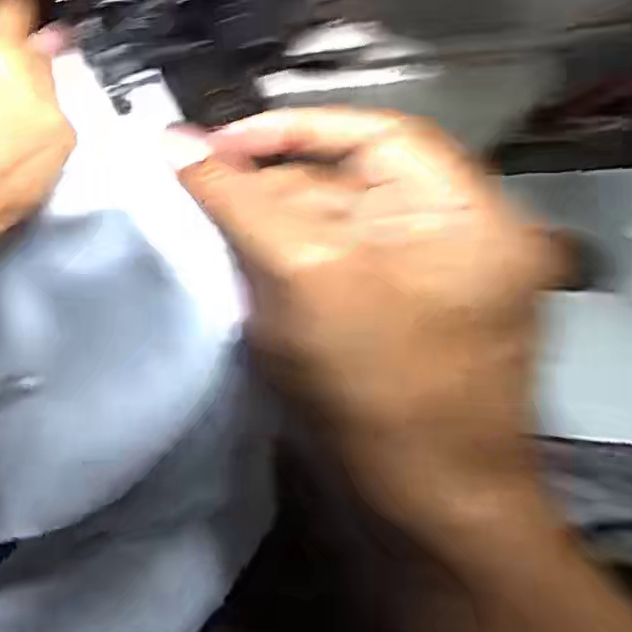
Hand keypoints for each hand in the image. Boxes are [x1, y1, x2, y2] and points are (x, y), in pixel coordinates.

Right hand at [172, 108, 562, 543]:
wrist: (414, 503)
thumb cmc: (374, 376)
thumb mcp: (302, 269)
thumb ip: (235, 196)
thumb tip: (170, 140)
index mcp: (461, 211)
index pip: (374, 133)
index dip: (292, 128)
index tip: (218, 144)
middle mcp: (441, 235)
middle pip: (336, 179)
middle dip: (261, 184)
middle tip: (193, 192)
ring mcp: (406, 277)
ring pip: (315, 222)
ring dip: (256, 222)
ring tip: (201, 231)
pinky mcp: (372, 309)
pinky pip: (312, 260)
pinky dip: (267, 256)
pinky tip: (228, 265)